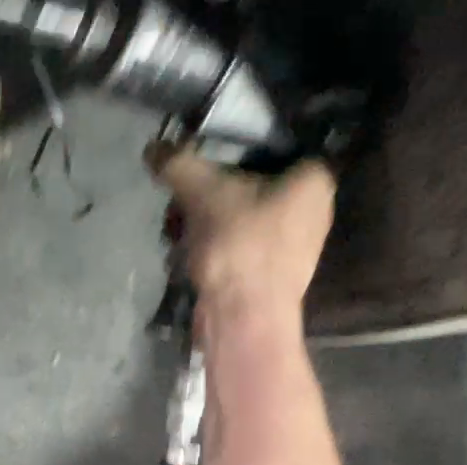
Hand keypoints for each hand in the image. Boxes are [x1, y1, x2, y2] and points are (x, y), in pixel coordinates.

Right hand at [150, 147, 336, 316]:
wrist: (245, 315)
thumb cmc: (238, 246)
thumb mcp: (203, 195)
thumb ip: (179, 166)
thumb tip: (152, 147)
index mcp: (313, 178)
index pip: (266, 150)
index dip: (225, 159)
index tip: (194, 175)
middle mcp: (312, 207)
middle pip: (246, 187)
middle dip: (203, 199)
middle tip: (177, 212)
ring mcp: (294, 243)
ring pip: (238, 218)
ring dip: (201, 226)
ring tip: (177, 238)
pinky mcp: (272, 272)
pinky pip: (238, 246)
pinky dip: (211, 249)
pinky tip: (189, 260)